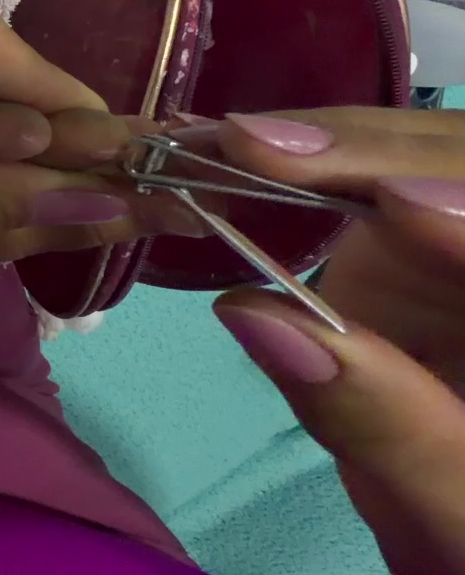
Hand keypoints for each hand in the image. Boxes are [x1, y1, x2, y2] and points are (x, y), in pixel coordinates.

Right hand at [194, 108, 464, 572]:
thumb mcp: (456, 519)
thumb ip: (385, 425)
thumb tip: (248, 312)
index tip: (393, 203)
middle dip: (385, 150)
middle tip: (255, 143)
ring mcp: (464, 248)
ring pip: (429, 158)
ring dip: (328, 142)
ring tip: (218, 139)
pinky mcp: (418, 245)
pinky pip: (368, 180)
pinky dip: (294, 159)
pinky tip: (223, 147)